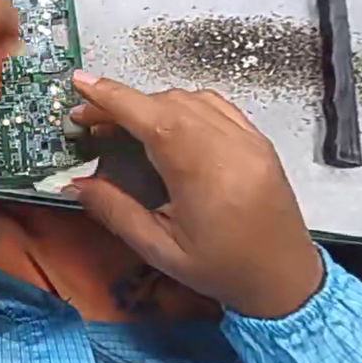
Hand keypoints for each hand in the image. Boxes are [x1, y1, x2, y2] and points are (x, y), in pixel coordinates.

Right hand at [66, 72, 324, 318]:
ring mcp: (249, 140)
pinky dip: (178, 106)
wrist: (286, 279)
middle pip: (167, 104)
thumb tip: (76, 185)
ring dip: (148, 105)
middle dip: (121, 104)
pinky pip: (213, 106)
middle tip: (87, 121)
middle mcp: (232, 148)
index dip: (113, 97)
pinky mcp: (256, 141)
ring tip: (118, 123)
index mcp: (206, 176)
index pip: (154, 119)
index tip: (81, 83)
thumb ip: (114, 210)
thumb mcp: (158, 248)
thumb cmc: (222, 269)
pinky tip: (161, 123)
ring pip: (189, 99)